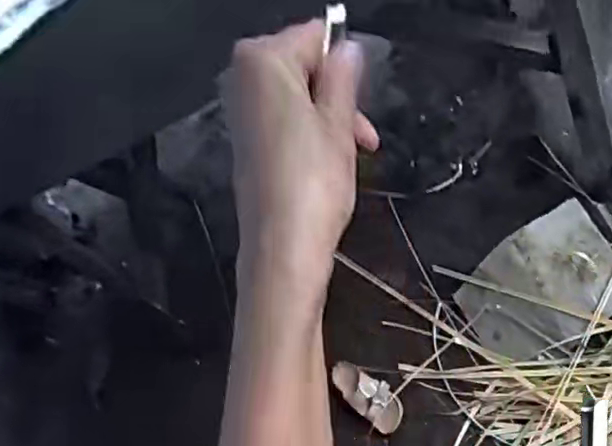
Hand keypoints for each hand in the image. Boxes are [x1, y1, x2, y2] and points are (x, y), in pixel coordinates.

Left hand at [222, 20, 380, 277]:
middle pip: (300, 68)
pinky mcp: (248, 141)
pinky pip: (285, 122)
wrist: (284, 242)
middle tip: (368, 140)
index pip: (310, 38)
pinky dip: (311, 137)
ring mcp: (241, 109)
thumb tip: (349, 49)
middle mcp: (242, 75)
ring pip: (296, 99)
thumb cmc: (315, 182)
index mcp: (263, 60)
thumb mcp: (339, 129)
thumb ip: (343, 83)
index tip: (370, 97)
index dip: (345, 64)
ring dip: (330, 121)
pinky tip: (330, 167)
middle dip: (338, 98)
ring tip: (354, 158)